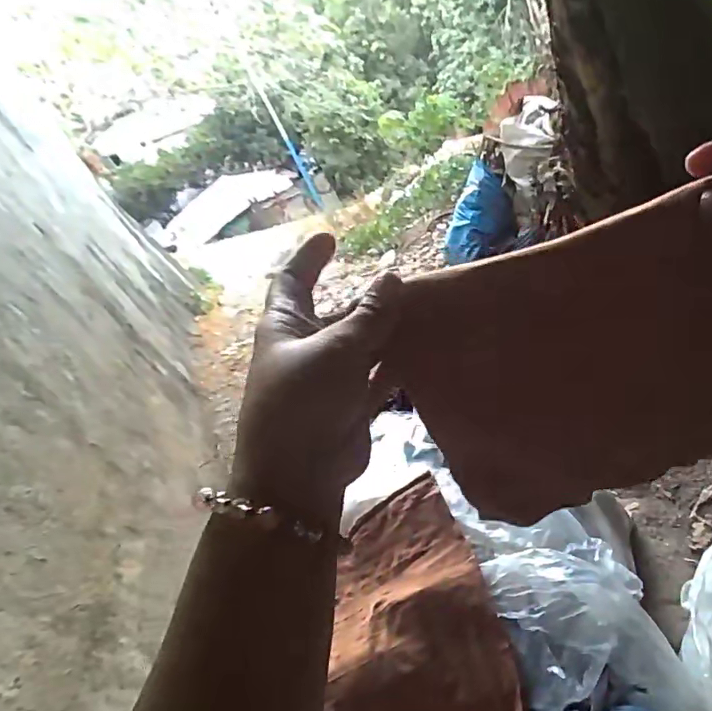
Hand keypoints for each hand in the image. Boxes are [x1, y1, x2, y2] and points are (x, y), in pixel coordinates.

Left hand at [229, 233, 398, 532]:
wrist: (299, 473)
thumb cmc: (303, 401)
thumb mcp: (337, 350)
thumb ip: (369, 315)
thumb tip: (393, 277)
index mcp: (285, 326)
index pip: (294, 280)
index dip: (310, 258)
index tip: (331, 237)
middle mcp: (307, 348)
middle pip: (340, 313)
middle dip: (369, 299)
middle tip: (409, 283)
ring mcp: (331, 380)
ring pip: (364, 346)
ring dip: (389, 332)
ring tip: (425, 312)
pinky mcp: (352, 406)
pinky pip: (379, 377)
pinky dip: (398, 365)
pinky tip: (425, 351)